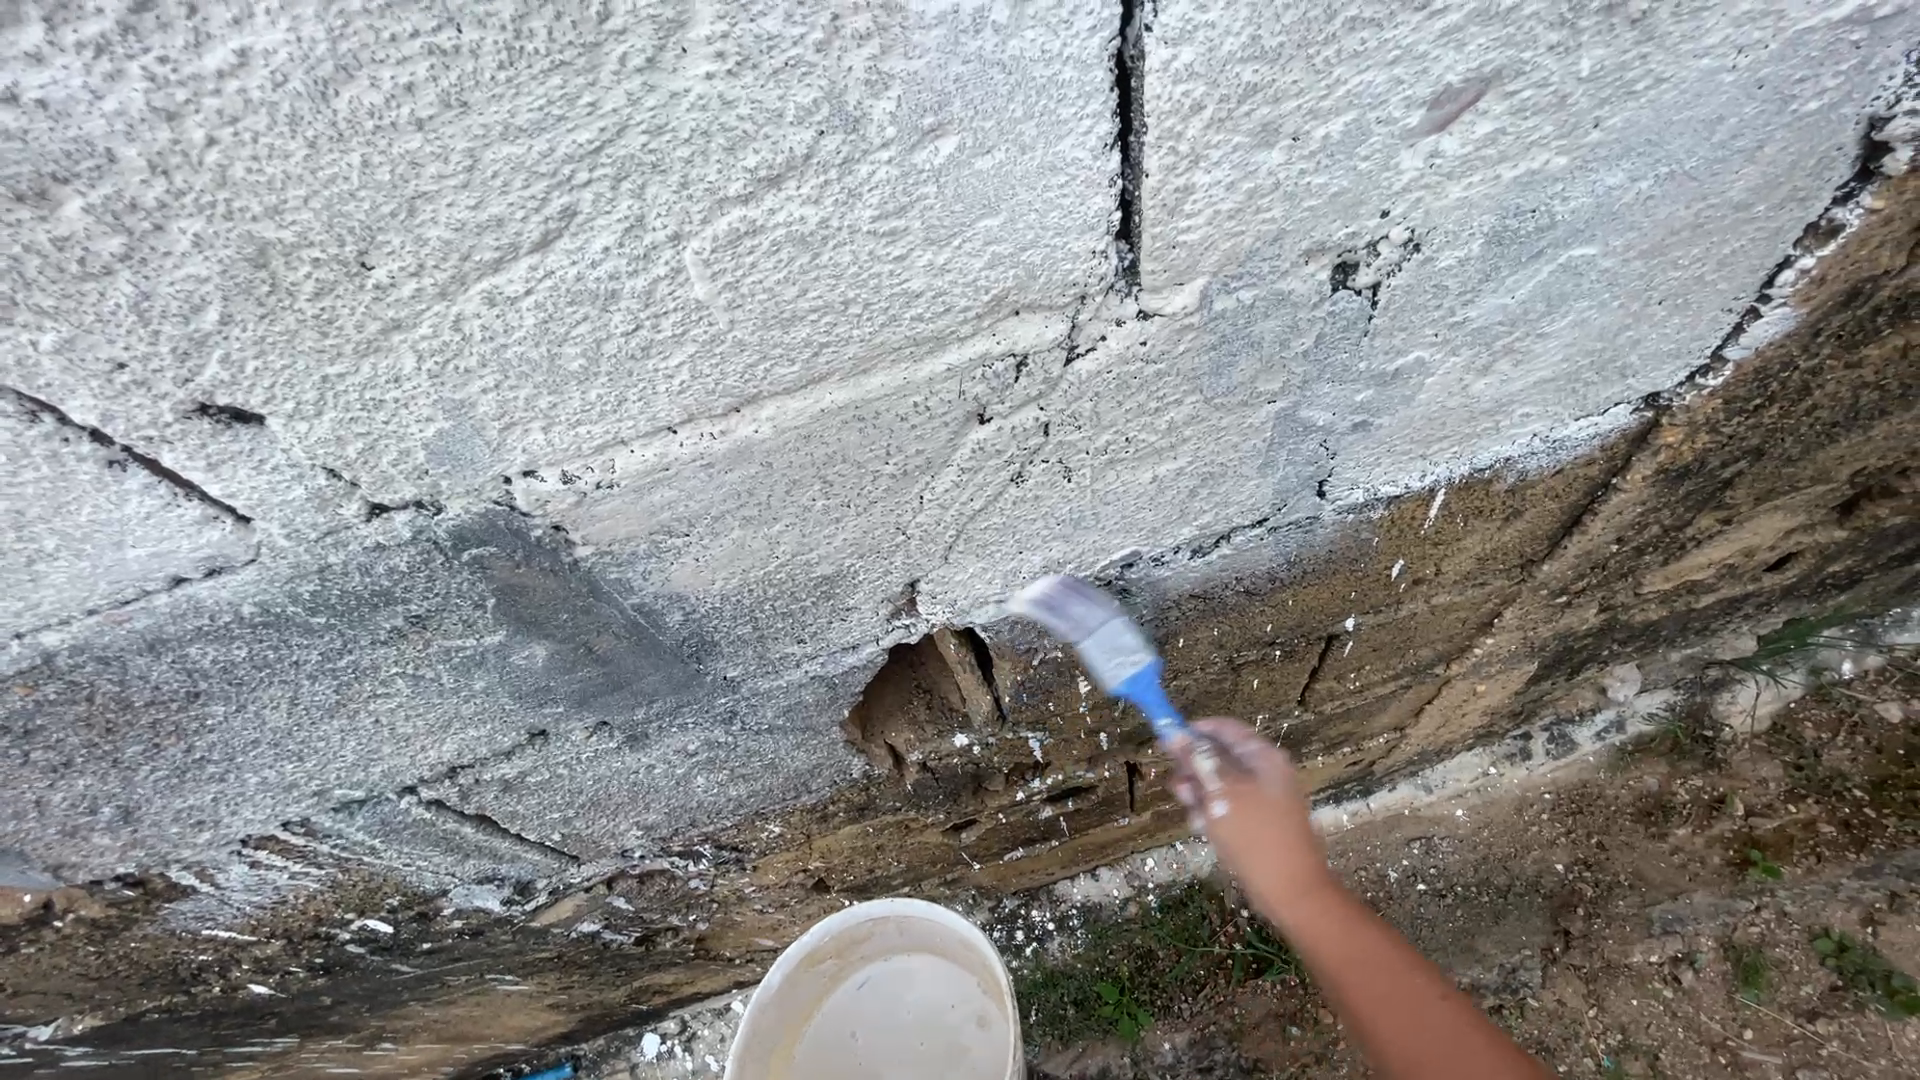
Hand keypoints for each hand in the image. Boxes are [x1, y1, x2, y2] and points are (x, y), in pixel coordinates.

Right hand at [1166, 717, 1336, 920]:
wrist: (1291, 891)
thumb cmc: (1255, 835)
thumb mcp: (1221, 792)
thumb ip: (1198, 760)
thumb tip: (1175, 733)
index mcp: (1263, 758)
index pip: (1225, 729)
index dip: (1195, 730)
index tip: (1168, 740)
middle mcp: (1263, 773)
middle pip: (1218, 757)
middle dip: (1194, 770)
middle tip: (1180, 787)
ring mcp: (1260, 799)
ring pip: (1217, 784)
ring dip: (1199, 795)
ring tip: (1195, 814)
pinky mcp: (1255, 822)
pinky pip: (1224, 808)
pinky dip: (1211, 814)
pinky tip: (1204, 830)